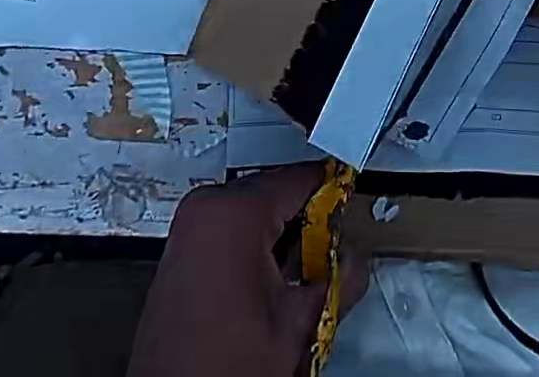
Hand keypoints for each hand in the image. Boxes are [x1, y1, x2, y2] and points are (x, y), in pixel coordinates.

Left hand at [129, 165, 365, 376]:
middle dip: (306, 214)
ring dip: (281, 228)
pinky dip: (255, 238)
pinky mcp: (182, 243)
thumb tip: (356, 259)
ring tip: (306, 265)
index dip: (329, 186)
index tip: (349, 191)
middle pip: (272, 191)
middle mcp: (206, 206)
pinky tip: (274, 273)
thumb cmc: (224, 367)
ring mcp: (189, 223)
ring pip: (251, 208)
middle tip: (334, 242)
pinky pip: (228, 223)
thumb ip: (339, 282)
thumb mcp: (297, 327)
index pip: (295, 180)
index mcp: (235, 213)